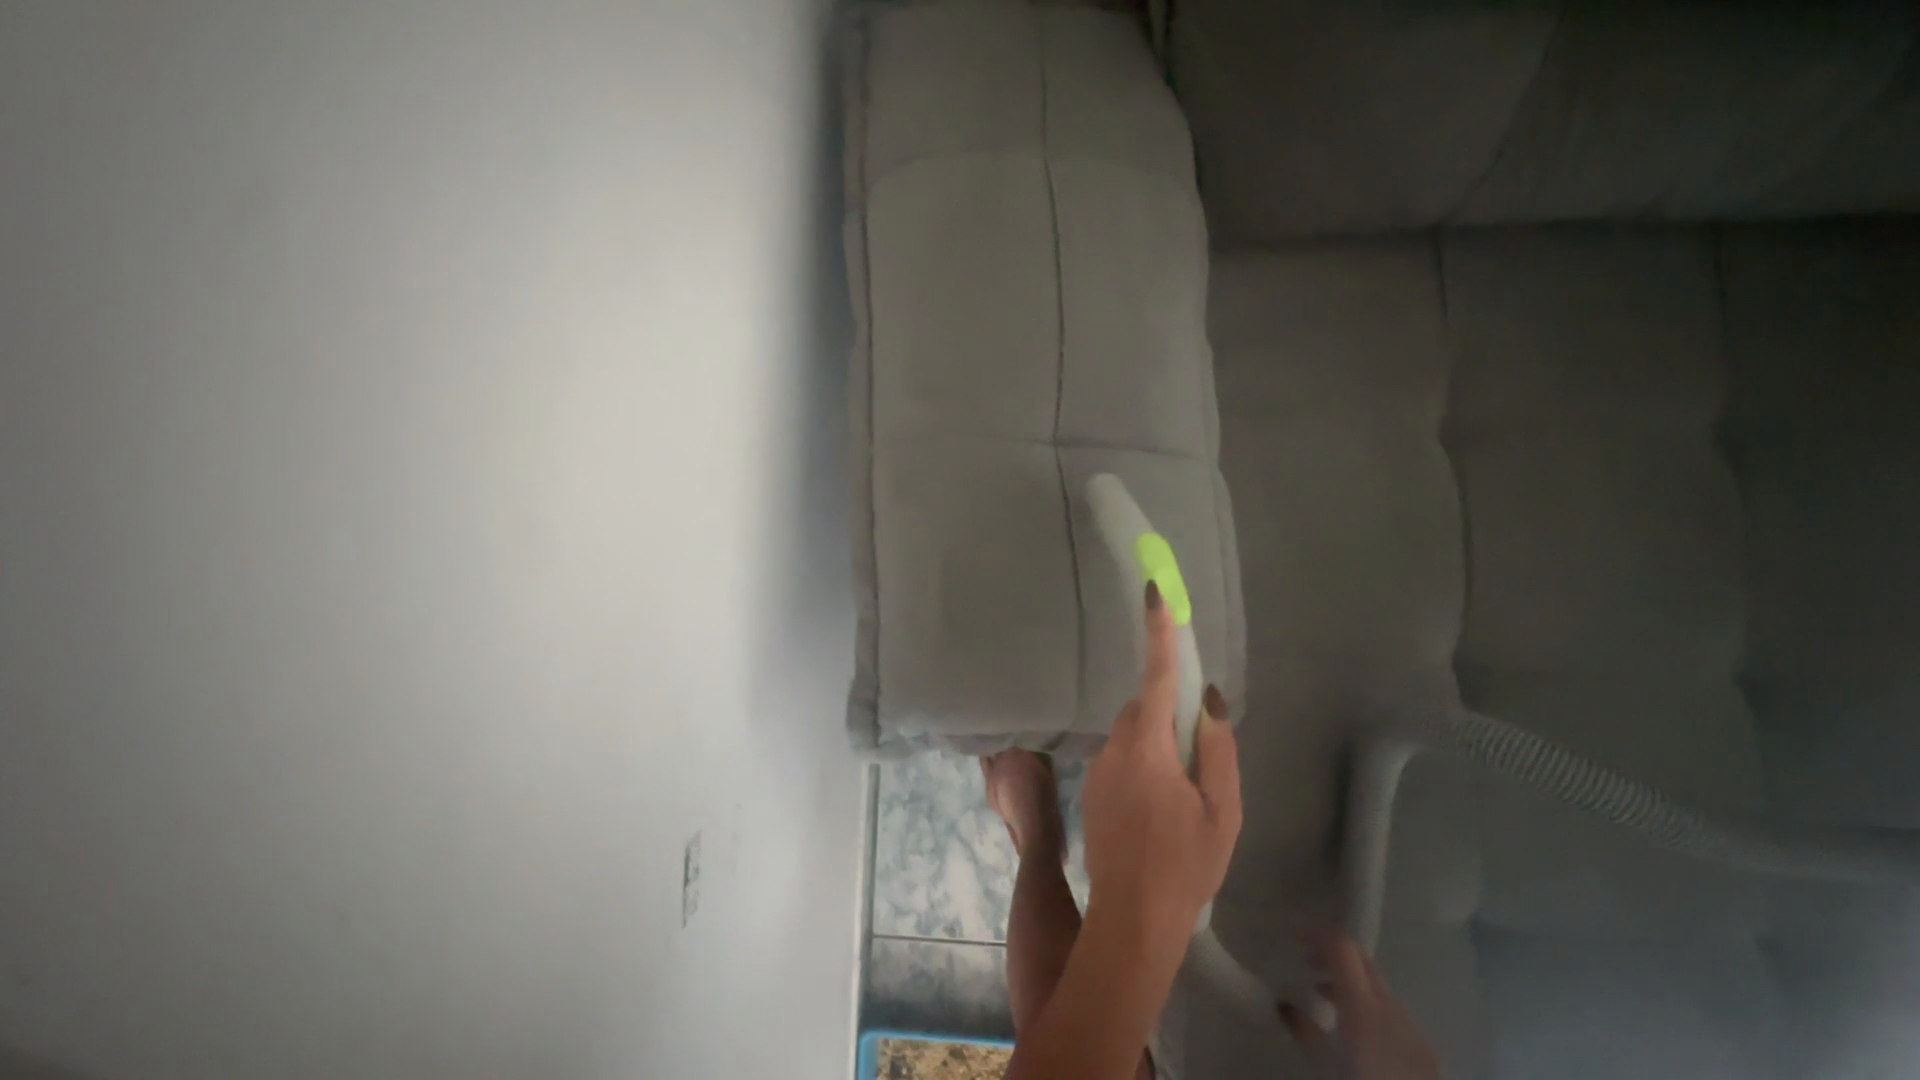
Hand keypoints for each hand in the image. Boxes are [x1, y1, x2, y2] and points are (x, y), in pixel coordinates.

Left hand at [1081, 580, 1241, 935]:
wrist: (1133, 918)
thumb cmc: (1186, 866)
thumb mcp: (1222, 811)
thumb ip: (1217, 748)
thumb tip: (1207, 698)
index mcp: (1149, 750)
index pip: (1155, 677)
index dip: (1158, 632)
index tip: (1155, 590)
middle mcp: (1115, 749)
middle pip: (1144, 707)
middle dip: (1168, 713)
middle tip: (1198, 762)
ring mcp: (1099, 769)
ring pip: (1133, 733)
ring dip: (1157, 743)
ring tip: (1182, 799)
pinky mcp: (1093, 789)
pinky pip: (1123, 757)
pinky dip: (1144, 763)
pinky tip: (1159, 810)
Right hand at [1281, 924, 1440, 1079]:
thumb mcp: (1324, 1067)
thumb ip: (1304, 1031)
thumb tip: (1283, 1004)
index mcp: (1363, 1007)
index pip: (1342, 947)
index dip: (1316, 932)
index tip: (1291, 934)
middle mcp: (1391, 1007)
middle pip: (1361, 959)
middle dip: (1330, 952)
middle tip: (1304, 960)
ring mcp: (1412, 1026)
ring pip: (1376, 985)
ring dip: (1347, 979)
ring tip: (1321, 994)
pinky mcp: (1424, 1047)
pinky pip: (1391, 1009)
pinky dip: (1367, 1003)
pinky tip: (1354, 1028)